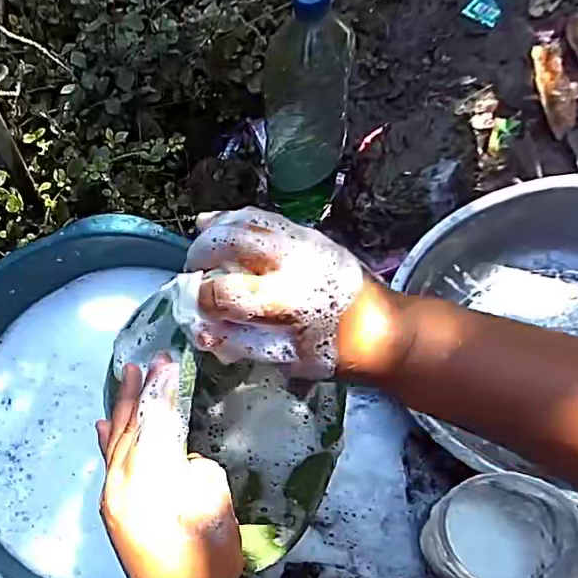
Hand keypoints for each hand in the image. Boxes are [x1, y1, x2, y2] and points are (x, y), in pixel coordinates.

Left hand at [95, 359, 242, 577]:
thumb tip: (184, 459)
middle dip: (142, 392)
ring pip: (117, 440)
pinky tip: (104, 420)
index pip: (156, 425)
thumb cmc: (205, 566)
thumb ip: (200, 476)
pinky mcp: (112, 506)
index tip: (168, 363)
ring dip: (123, 406)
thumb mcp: (217, 516)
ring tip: (126, 374)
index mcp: (152, 485)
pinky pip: (108, 461)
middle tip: (151, 360)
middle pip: (132, 427)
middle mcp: (124, 484)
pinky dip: (107, 438)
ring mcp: (113, 496)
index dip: (162, 393)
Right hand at [186, 207, 402, 380]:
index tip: (198, 309)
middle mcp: (292, 261)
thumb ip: (242, 344)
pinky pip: (260, 216)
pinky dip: (232, 218)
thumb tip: (204, 330)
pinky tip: (214, 223)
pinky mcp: (306, 232)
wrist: (385, 329)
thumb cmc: (335, 352)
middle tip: (192, 274)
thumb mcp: (288, 361)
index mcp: (288, 299)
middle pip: (227, 242)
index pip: (226, 291)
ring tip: (200, 249)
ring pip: (243, 220)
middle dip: (200, 257)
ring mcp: (300, 240)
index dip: (202, 301)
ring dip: (213, 232)